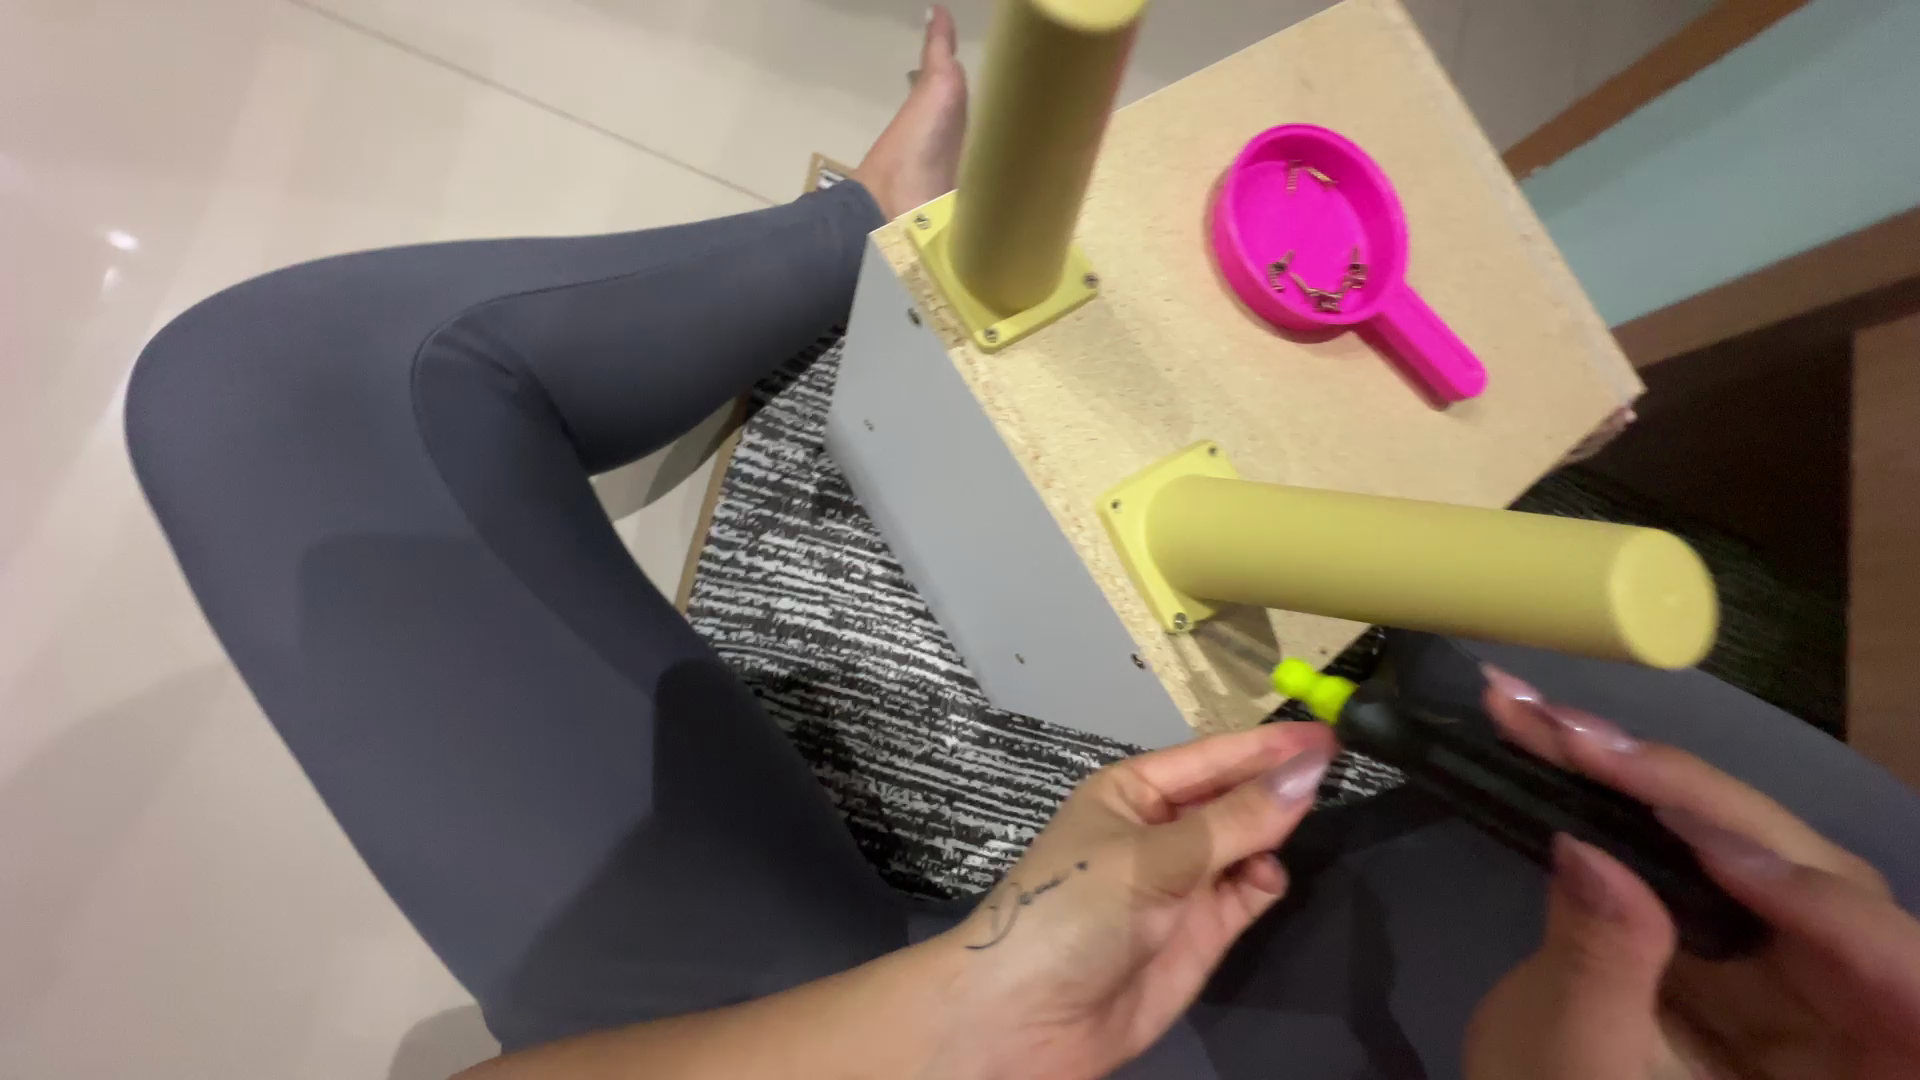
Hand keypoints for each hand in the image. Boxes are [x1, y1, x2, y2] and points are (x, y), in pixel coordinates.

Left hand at [930, 721, 1336, 1079]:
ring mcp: (1179, 880)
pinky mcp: (1197, 930)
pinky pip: (1243, 893)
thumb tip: (1306, 770)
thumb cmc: (1077, 909)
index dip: (1264, 745)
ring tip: (1310, 814)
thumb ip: (1234, 820)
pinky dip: (1262, 880)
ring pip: (1242, 843)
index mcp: (1131, 790)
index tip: (1325, 732)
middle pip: (1229, 797)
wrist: (1031, 1017)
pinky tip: (1270, 874)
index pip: (1209, 758)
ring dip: (1272, 831)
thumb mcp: (1153, 857)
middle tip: (1337, 764)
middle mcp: (1157, 828)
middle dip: (1274, 782)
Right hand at [1465, 668, 1919, 1079]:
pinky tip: (1560, 748)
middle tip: (1570, 734)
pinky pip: (1691, 845)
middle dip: (1688, 793)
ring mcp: (1788, 965)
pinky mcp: (1722, 931)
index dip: (1817, 903)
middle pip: (1815, 879)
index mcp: (1869, 1073)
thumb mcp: (1577, 1062)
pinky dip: (1621, 790)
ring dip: (1645, 774)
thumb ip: (1600, 963)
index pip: (1901, 980)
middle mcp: (1856, 1012)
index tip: (1688, 838)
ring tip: (1546, 725)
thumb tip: (1584, 846)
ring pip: (1752, 845)